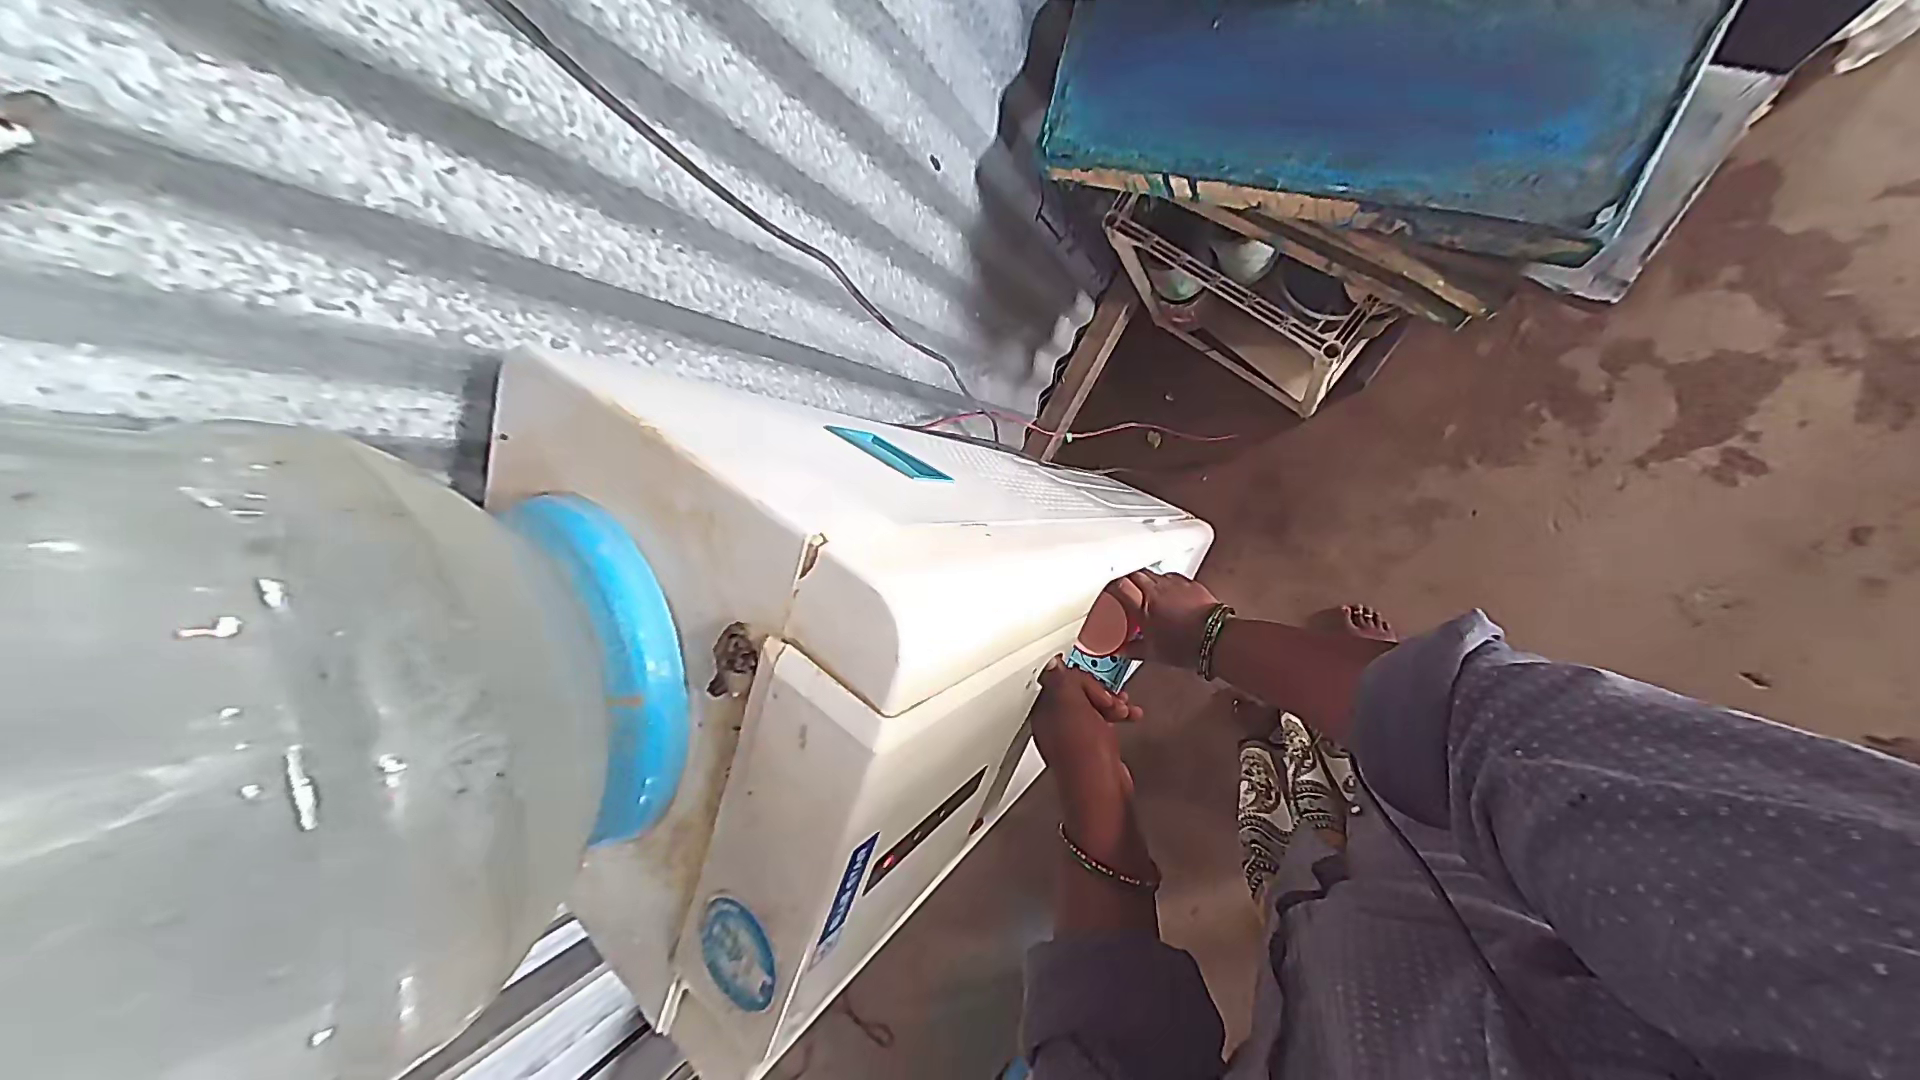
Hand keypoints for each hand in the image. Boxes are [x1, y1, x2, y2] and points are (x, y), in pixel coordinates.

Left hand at [1031, 660, 1141, 849]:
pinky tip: (1129, 717)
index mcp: (1044, 710)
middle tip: (1111, 699)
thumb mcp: (1071, 701)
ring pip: (1092, 705)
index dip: (1080, 676)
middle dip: (1099, 690)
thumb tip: (1056, 663)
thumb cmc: (1085, 751)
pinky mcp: (1090, 747)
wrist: (1103, 789)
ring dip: (1111, 701)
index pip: (1059, 678)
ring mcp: (1072, 736)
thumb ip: (1065, 679)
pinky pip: (1102, 721)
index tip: (1095, 677)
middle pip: (1077, 691)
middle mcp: (1054, 722)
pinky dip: (1116, 715)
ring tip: (1124, 708)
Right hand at [1107, 571, 1220, 669]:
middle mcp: (1156, 589)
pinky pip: (1172, 577)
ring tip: (1147, 591)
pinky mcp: (1190, 584)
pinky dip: (1166, 583)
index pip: (1119, 585)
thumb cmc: (1186, 645)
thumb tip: (1122, 651)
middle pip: (1135, 573)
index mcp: (1142, 605)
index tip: (1108, 590)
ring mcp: (1174, 584)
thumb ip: (1132, 649)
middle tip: (1125, 588)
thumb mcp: (1152, 652)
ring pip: (1153, 573)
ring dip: (1147, 579)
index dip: (1110, 585)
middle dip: (1128, 579)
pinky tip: (1168, 593)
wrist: (1216, 640)